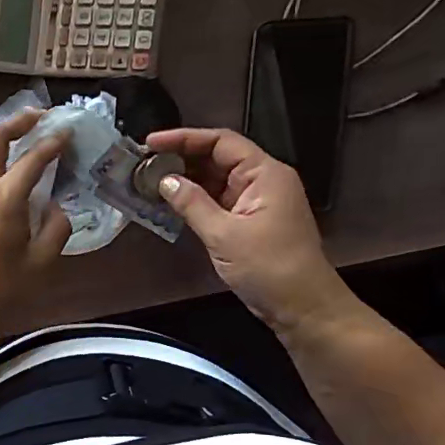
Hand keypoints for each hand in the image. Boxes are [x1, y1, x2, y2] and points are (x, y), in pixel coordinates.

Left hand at [0, 109, 71, 338]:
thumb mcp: (43, 261)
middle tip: (42, 116)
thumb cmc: (3, 288)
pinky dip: (0, 163)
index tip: (70, 131)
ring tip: (31, 140)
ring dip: (7, 140)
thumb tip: (56, 208)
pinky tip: (16, 177)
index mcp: (5, 199)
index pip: (33, 158)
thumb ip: (56, 227)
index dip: (54, 141)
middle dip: (19, 121)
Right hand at [145, 128, 351, 333]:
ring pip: (215, 180)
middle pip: (217, 158)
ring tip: (148, 180)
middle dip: (181, 158)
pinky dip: (194, 199)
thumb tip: (165, 180)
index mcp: (264, 174)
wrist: (301, 306)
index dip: (184, 138)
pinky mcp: (248, 221)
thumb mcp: (224, 234)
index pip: (221, 142)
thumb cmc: (268, 267)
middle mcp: (262, 181)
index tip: (151, 142)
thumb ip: (192, 204)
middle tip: (144, 162)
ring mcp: (255, 201)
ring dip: (184, 179)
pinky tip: (168, 202)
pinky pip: (217, 201)